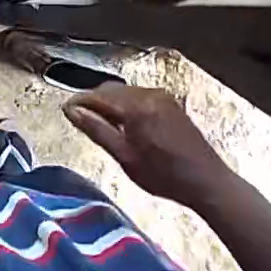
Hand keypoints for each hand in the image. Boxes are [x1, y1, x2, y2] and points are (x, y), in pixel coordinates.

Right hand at [63, 83, 234, 206]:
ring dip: (109, 102)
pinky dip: (125, 104)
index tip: (65, 110)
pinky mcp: (169, 102)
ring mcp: (161, 96)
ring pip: (125, 92)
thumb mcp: (124, 156)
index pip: (98, 96)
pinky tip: (122, 122)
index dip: (79, 101)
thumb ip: (96, 129)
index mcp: (136, 106)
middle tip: (78, 117)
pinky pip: (139, 96)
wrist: (205, 180)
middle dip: (93, 100)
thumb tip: (72, 111)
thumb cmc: (163, 175)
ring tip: (98, 121)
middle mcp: (148, 94)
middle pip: (111, 90)